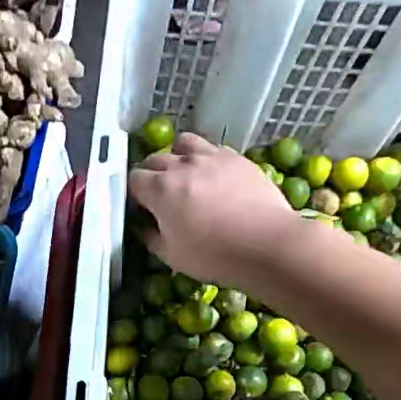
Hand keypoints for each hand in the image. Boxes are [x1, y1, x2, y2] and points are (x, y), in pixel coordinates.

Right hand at [128, 133, 307, 289]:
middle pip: (155, 159)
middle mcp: (182, 165)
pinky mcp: (237, 158)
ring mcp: (212, 157)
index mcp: (160, 189)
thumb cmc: (214, 255)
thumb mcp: (172, 256)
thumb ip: (152, 238)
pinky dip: (206, 159)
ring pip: (184, 143)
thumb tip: (144, 229)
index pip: (134, 179)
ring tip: (184, 175)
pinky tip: (213, 177)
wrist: (267, 244)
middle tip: (159, 195)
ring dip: (177, 156)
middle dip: (151, 174)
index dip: (134, 194)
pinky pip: (212, 149)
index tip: (142, 208)